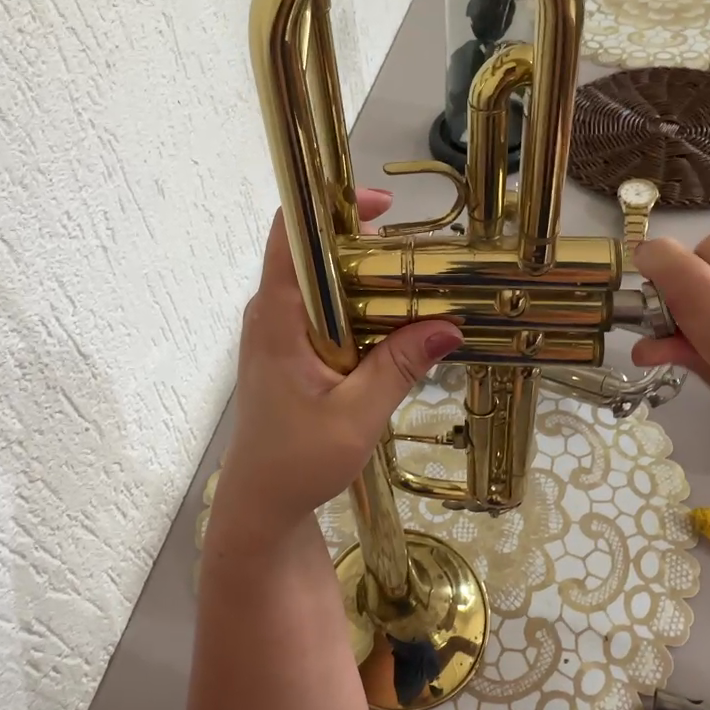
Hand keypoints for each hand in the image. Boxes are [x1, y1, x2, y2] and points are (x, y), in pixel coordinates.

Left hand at [214, 190, 463, 537]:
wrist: (261, 501)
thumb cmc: (296, 462)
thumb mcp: (355, 417)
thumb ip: (399, 368)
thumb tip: (449, 325)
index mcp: (276, 318)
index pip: (289, 236)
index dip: (331, 207)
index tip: (383, 208)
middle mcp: (270, 312)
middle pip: (312, 251)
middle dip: (365, 242)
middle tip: (417, 254)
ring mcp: (276, 329)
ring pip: (321, 280)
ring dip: (365, 275)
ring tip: (415, 283)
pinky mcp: (288, 347)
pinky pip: (324, 307)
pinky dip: (358, 303)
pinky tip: (393, 320)